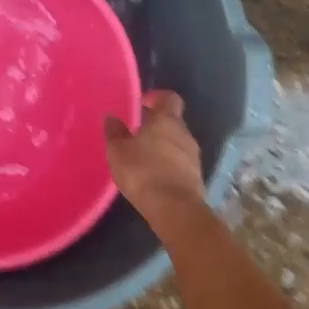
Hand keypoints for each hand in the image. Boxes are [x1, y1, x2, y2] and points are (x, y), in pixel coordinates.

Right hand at [105, 91, 206, 226]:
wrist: (174, 209)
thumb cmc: (143, 171)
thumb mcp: (118, 150)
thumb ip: (115, 132)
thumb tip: (112, 117)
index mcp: (167, 121)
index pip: (169, 98)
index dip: (156, 98)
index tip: (141, 104)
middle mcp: (184, 134)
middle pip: (172, 122)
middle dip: (156, 125)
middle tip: (135, 133)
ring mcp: (193, 157)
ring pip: (177, 143)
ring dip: (162, 146)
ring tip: (142, 157)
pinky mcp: (196, 178)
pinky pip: (180, 163)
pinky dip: (169, 165)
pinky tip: (153, 175)